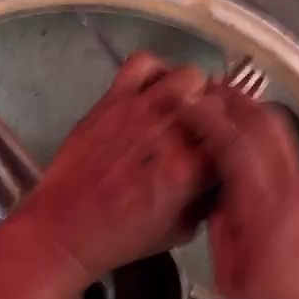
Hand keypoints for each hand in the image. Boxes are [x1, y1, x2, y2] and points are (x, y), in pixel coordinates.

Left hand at [7, 52, 212, 280]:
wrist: (65, 227)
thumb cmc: (121, 237)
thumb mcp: (180, 232)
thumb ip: (208, 200)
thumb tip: (224, 175)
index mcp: (188, 170)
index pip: (233, 140)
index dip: (233, 146)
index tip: (225, 152)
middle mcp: (169, 132)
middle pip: (216, 103)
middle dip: (216, 118)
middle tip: (203, 132)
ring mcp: (140, 110)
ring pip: (189, 75)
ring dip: (191, 91)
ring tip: (180, 109)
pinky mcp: (113, 98)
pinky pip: (143, 62)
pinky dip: (155, 70)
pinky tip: (153, 91)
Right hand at [179, 86, 298, 298]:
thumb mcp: (233, 286)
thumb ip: (223, 233)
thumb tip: (216, 199)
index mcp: (269, 211)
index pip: (235, 145)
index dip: (207, 117)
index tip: (184, 102)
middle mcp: (297, 191)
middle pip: (267, 125)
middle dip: (234, 100)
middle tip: (204, 88)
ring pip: (282, 138)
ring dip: (251, 116)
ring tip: (220, 110)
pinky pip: (289, 159)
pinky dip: (264, 142)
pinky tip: (245, 153)